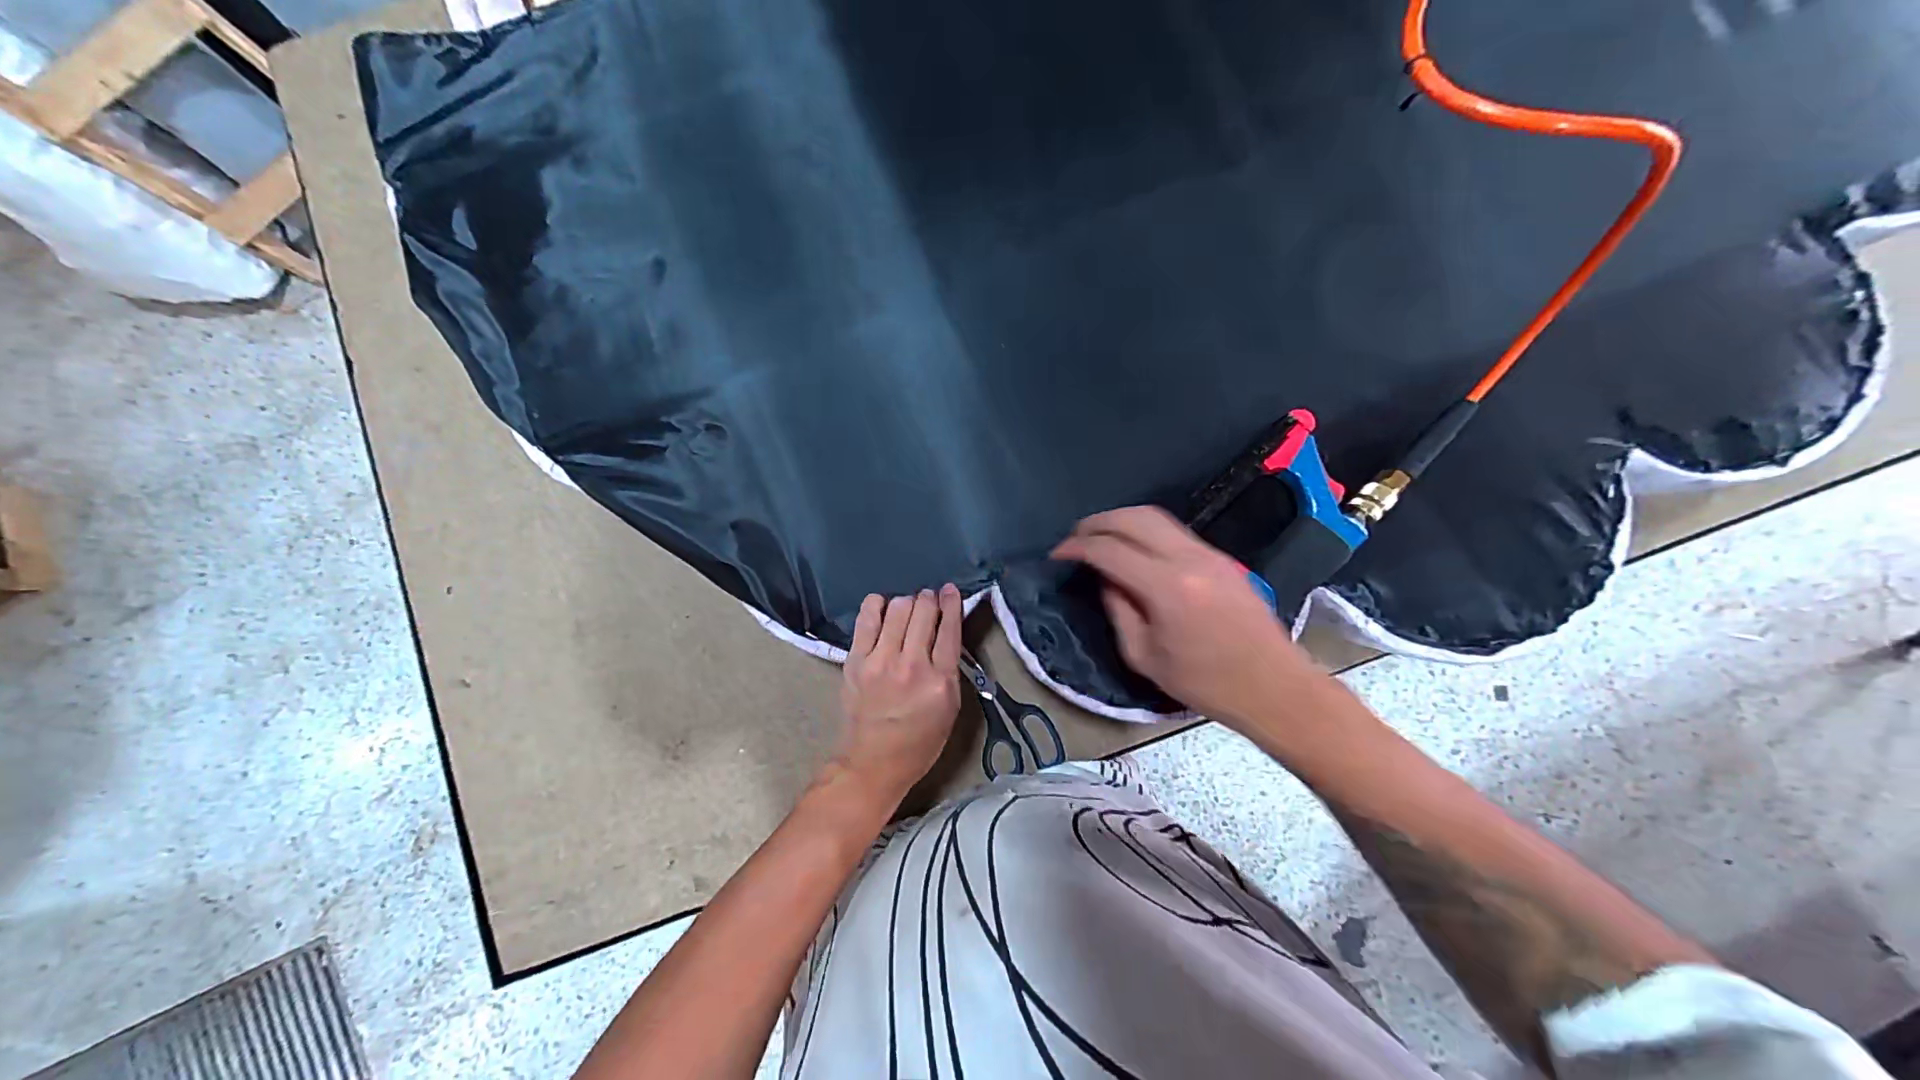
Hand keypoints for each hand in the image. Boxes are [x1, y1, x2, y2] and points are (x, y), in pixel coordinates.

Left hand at [830, 584, 965, 805]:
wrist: (873, 762)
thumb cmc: (919, 742)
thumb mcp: (951, 709)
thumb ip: (950, 670)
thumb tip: (945, 634)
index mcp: (940, 680)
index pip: (949, 628)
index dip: (951, 603)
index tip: (950, 590)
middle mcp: (911, 665)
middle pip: (924, 611)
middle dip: (930, 599)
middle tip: (930, 600)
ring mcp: (880, 660)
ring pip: (898, 608)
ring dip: (908, 601)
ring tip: (908, 607)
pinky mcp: (856, 660)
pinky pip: (867, 617)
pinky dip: (878, 605)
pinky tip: (883, 608)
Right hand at [1051, 506, 1323, 727]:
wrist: (1274, 686)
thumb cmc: (1206, 684)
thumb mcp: (1144, 658)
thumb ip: (1119, 611)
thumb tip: (1105, 580)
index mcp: (1167, 587)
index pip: (1110, 550)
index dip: (1077, 547)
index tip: (1058, 555)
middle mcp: (1189, 559)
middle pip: (1133, 518)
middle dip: (1096, 523)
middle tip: (1074, 538)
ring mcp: (1210, 554)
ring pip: (1156, 517)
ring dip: (1121, 521)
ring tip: (1098, 537)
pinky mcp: (1222, 559)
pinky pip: (1174, 531)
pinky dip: (1145, 531)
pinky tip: (1133, 549)